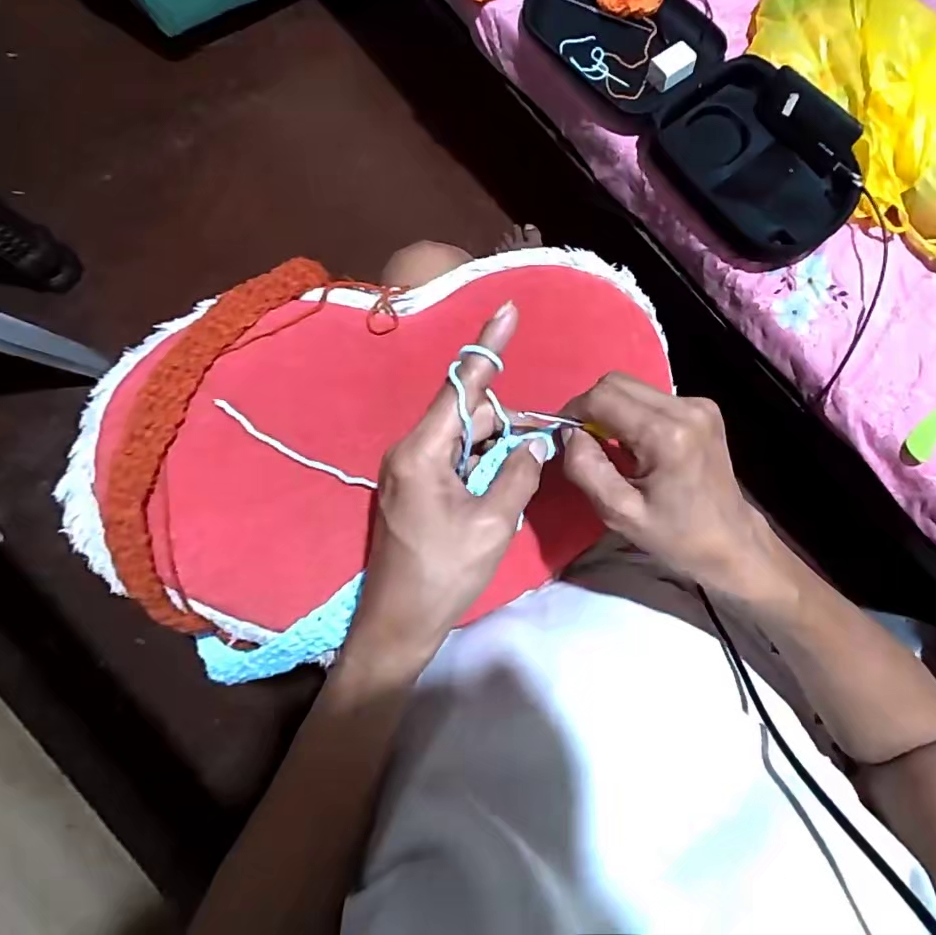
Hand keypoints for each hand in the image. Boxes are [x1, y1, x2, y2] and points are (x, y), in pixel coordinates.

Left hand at [344, 303, 546, 669]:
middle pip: (467, 413)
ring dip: (496, 448)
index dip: (488, 347)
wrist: (398, 624)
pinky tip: (499, 488)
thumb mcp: (493, 524)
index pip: (461, 385)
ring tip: (518, 480)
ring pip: (465, 437)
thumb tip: (535, 442)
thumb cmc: (444, 574)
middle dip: (505, 424)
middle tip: (538, 450)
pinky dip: (483, 463)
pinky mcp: (415, 486)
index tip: (507, 310)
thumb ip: (518, 473)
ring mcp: (411, 468)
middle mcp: (411, 450)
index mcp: (424, 452)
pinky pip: (456, 458)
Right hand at [559, 373, 789, 607]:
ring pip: (634, 386)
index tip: (565, 436)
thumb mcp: (620, 513)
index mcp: (665, 434)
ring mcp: (699, 404)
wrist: (731, 541)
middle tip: (586, 443)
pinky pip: (653, 398)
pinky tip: (639, 445)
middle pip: (617, 382)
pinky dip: (635, 414)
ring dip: (614, 410)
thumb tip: (568, 432)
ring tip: (613, 448)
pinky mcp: (704, 408)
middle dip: (592, 407)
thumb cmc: (675, 536)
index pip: (602, 397)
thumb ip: (586, 469)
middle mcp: (685, 408)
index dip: (574, 411)